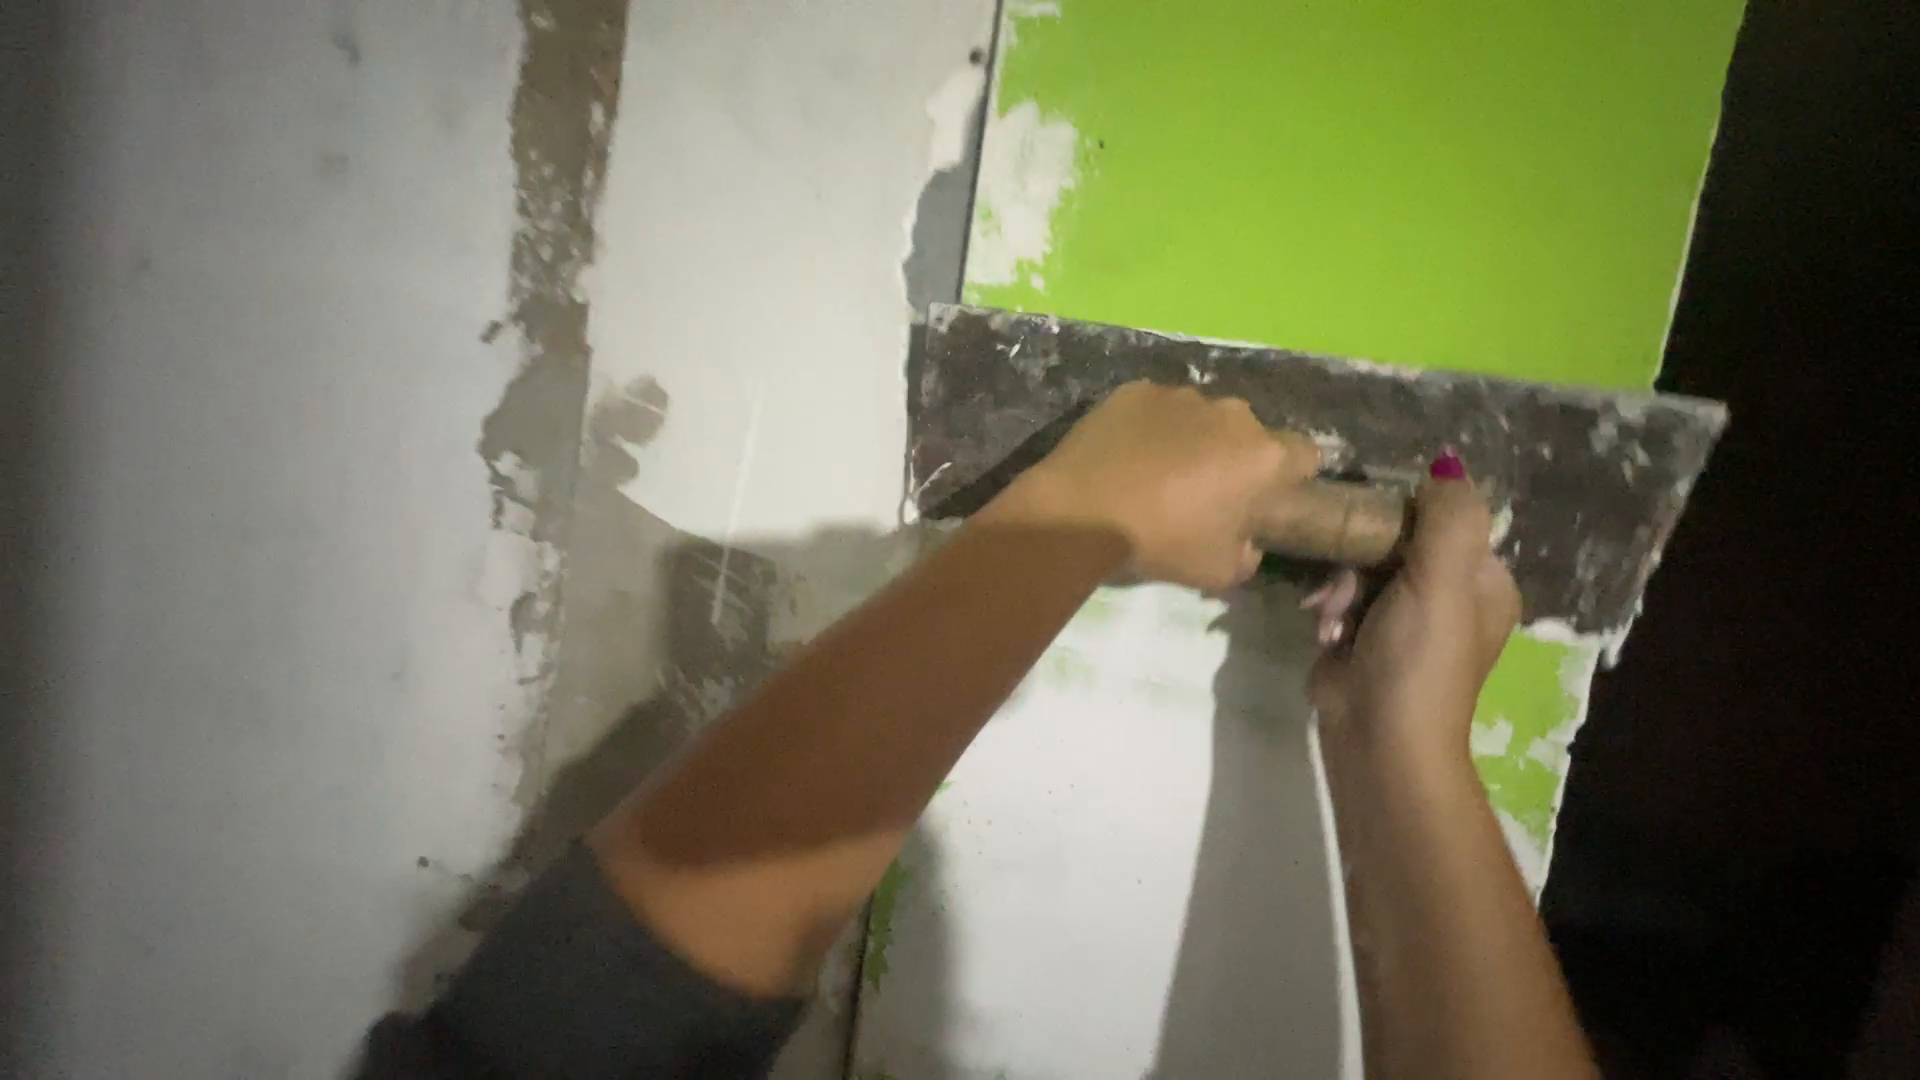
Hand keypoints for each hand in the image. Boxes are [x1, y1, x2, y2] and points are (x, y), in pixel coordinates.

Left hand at [986, 381, 1319, 591]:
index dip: (1287, 477)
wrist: (1081, 512)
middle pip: (1247, 432)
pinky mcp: (1134, 390)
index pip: (1304, 455)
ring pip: (1199, 416)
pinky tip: (1123, 454)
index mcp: (1263, 455)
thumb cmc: (1161, 542)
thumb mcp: (1218, 572)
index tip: (1261, 498)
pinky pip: (1154, 408)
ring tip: (1154, 471)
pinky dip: (1146, 427)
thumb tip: (1245, 543)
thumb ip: (1247, 555)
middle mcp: (1230, 413)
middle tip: (1200, 490)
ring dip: (1189, 437)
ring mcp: (1180, 395)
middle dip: (1233, 455)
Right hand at [1308, 458, 1519, 758]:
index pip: (1440, 521)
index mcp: (1481, 582)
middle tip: (1342, 586)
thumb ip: (1447, 519)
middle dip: (1357, 561)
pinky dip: (1328, 609)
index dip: (1400, 519)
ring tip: (1329, 616)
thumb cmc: (1417, 658)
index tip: (1368, 528)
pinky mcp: (1360, 634)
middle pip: (1392, 542)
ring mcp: (1399, 617)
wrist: (1377, 734)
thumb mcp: (1441, 581)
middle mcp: (1445, 595)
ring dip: (1337, 587)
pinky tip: (1322, 629)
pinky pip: (1339, 598)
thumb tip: (1447, 461)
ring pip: (1358, 568)